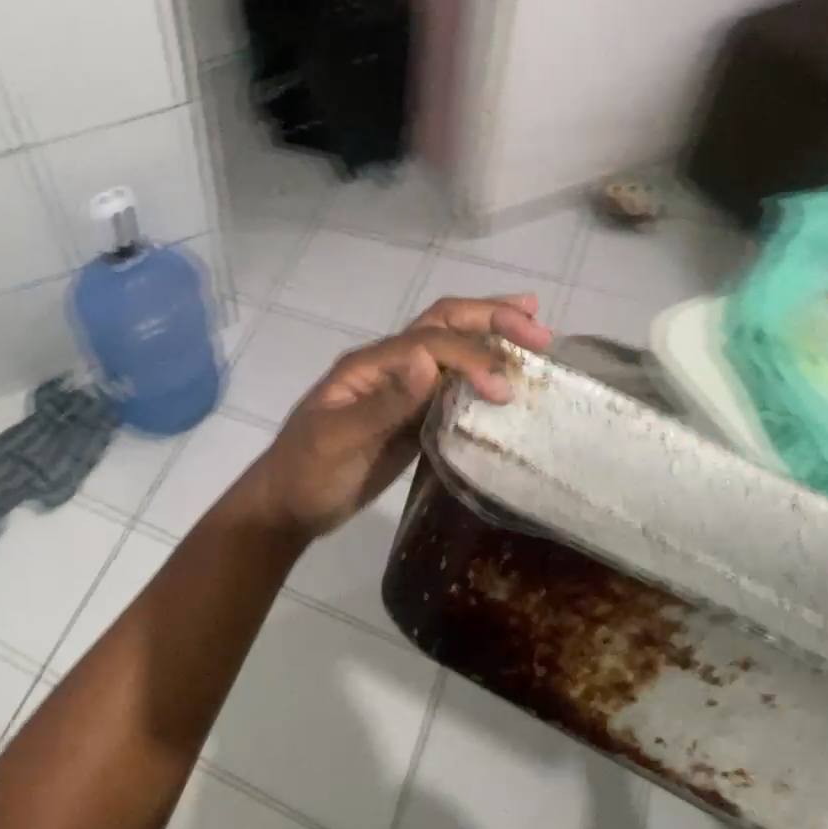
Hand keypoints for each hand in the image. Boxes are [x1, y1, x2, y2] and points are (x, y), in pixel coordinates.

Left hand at [242, 295, 551, 540]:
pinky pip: (450, 390)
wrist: (287, 507)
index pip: (428, 342)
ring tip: (536, 336)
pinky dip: (481, 378)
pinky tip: (507, 383)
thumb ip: (384, 404)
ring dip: (489, 339)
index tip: (504, 387)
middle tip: (540, 330)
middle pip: (441, 327)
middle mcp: (387, 369)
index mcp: (367, 366)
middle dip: (489, 321)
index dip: (469, 355)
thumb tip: (428, 360)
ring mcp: (399, 393)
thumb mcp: (338, 440)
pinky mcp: (409, 419)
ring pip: (449, 352)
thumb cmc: (306, 473)